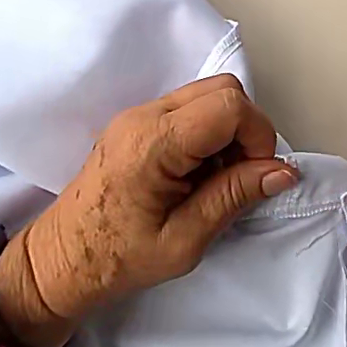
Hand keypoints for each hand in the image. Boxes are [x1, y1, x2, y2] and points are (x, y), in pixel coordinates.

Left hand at [0, 75, 299, 346]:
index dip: (257, 135)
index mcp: (153, 143)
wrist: (63, 256)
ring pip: (206, 94)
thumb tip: (283, 171)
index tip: (256, 175)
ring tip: (214, 180)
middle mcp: (143, 116)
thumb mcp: (184, 240)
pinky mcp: (135, 122)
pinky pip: (186, 108)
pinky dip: (207, 133)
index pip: (228, 104)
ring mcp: (136, 115)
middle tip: (239, 177)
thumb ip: (233, 197)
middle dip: (246, 129)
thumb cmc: (116, 257)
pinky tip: (196, 173)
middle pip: (221, 89)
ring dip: (226, 131)